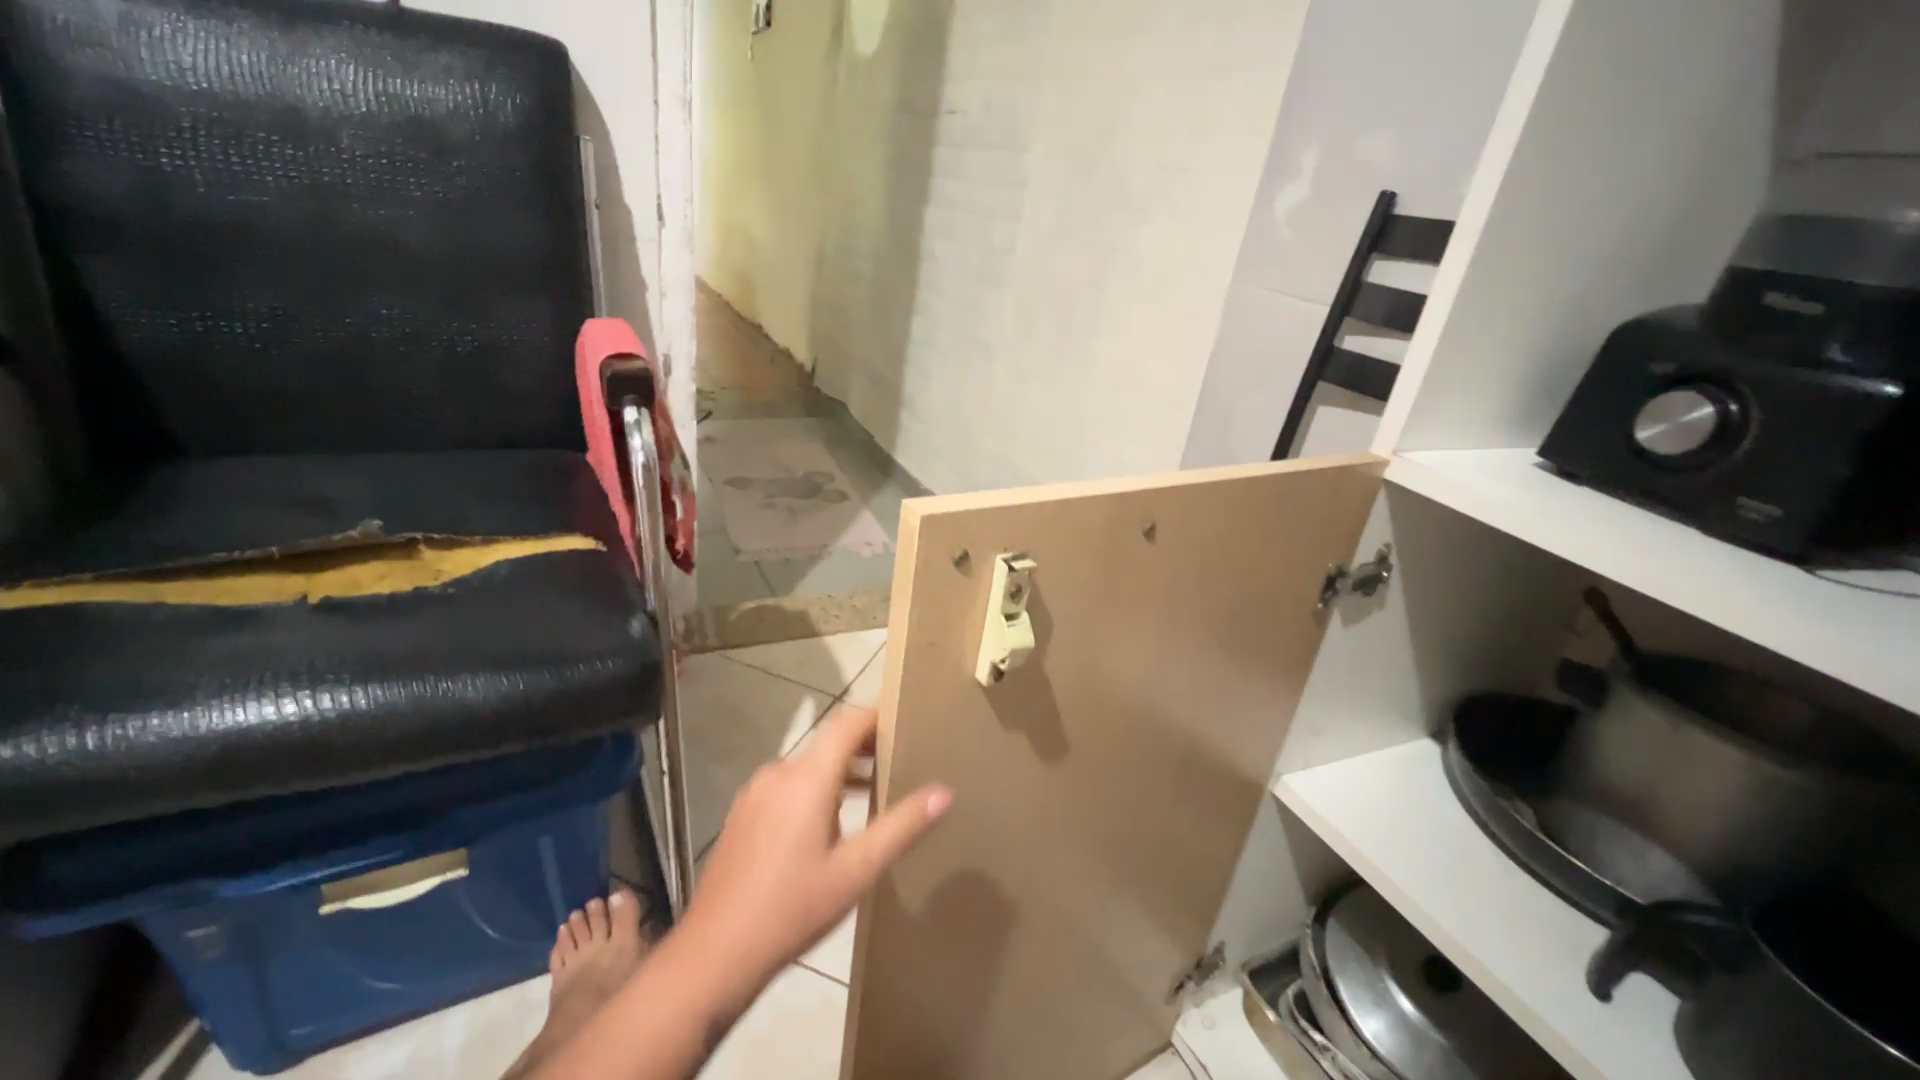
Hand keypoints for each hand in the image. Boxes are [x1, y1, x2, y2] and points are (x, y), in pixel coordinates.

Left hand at [678, 704, 952, 995]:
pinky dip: (815, 789)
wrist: (716, 952)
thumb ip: (902, 827)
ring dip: (842, 771)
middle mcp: (778, 774)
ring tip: (876, 792)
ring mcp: (755, 794)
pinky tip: (831, 825)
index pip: (847, 723)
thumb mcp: (857, 871)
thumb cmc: (794, 909)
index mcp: (807, 778)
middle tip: (902, 760)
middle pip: (828, 742)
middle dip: (865, 746)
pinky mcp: (743, 816)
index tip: (910, 719)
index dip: (878, 716)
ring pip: (807, 767)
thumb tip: (944, 792)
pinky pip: (787, 786)